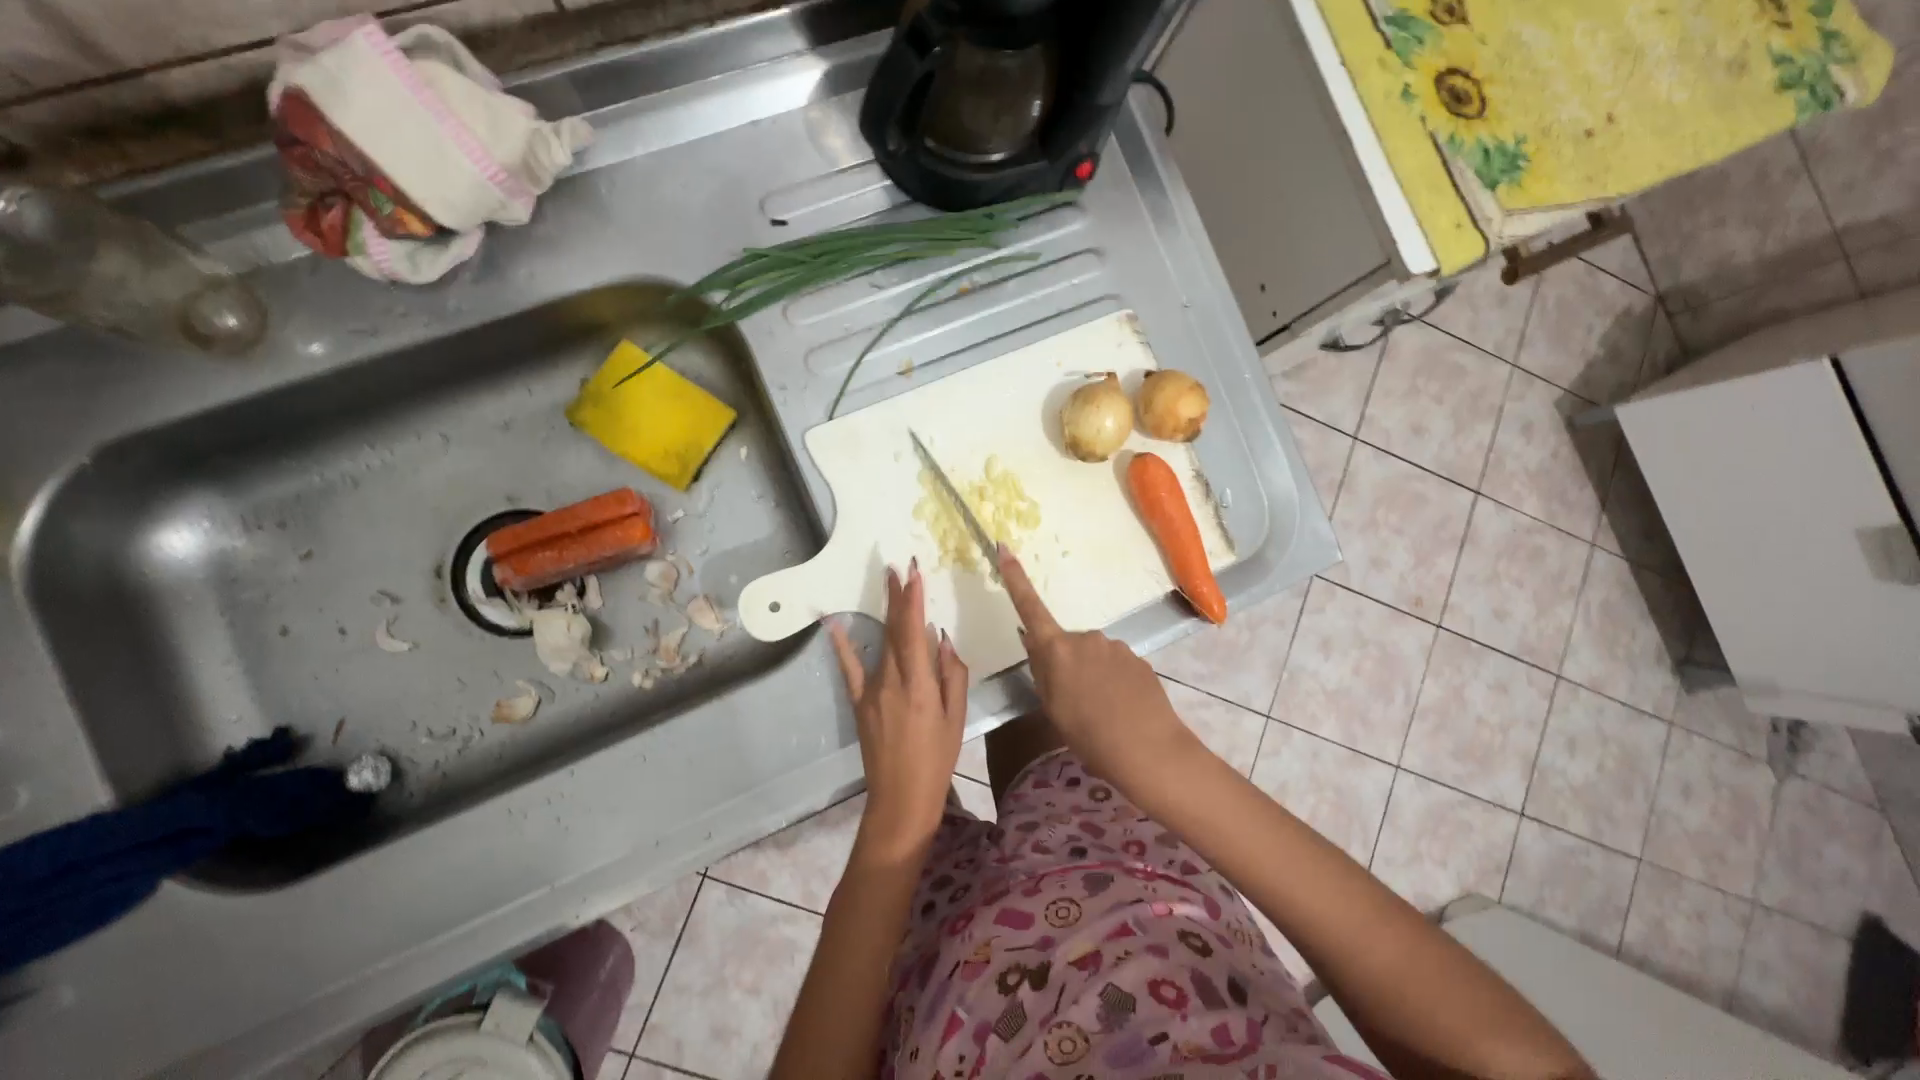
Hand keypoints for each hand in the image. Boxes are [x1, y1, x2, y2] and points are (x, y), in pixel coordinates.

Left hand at [827, 559, 967, 862]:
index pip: (914, 632)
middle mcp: (892, 681)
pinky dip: (841, 645)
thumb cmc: (937, 759)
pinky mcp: (859, 703)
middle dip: (897, 597)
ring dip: (884, 613)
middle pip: (895, 631)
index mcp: (919, 685)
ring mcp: (871, 691)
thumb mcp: (956, 717)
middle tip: (897, 567)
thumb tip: (942, 640)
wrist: (901, 797)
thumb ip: (952, 676)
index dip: (913, 600)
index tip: (914, 572)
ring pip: (880, 645)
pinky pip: (850, 668)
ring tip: (887, 584)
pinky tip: (832, 622)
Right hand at [998, 545, 1201, 787]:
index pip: (1030, 607)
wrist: (1148, 749)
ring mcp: (1116, 646)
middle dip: (1065, 664)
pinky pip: (1115, 666)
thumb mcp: (1052, 708)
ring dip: (1090, 676)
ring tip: (1098, 713)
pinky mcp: (1138, 659)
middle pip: (1065, 644)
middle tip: (1070, 704)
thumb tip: (1034, 642)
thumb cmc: (1089, 734)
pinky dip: (1112, 683)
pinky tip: (1119, 710)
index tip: (1004, 549)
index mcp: (1057, 649)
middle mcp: (1086, 638)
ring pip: (1092, 657)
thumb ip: (1042, 671)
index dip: (1015, 579)